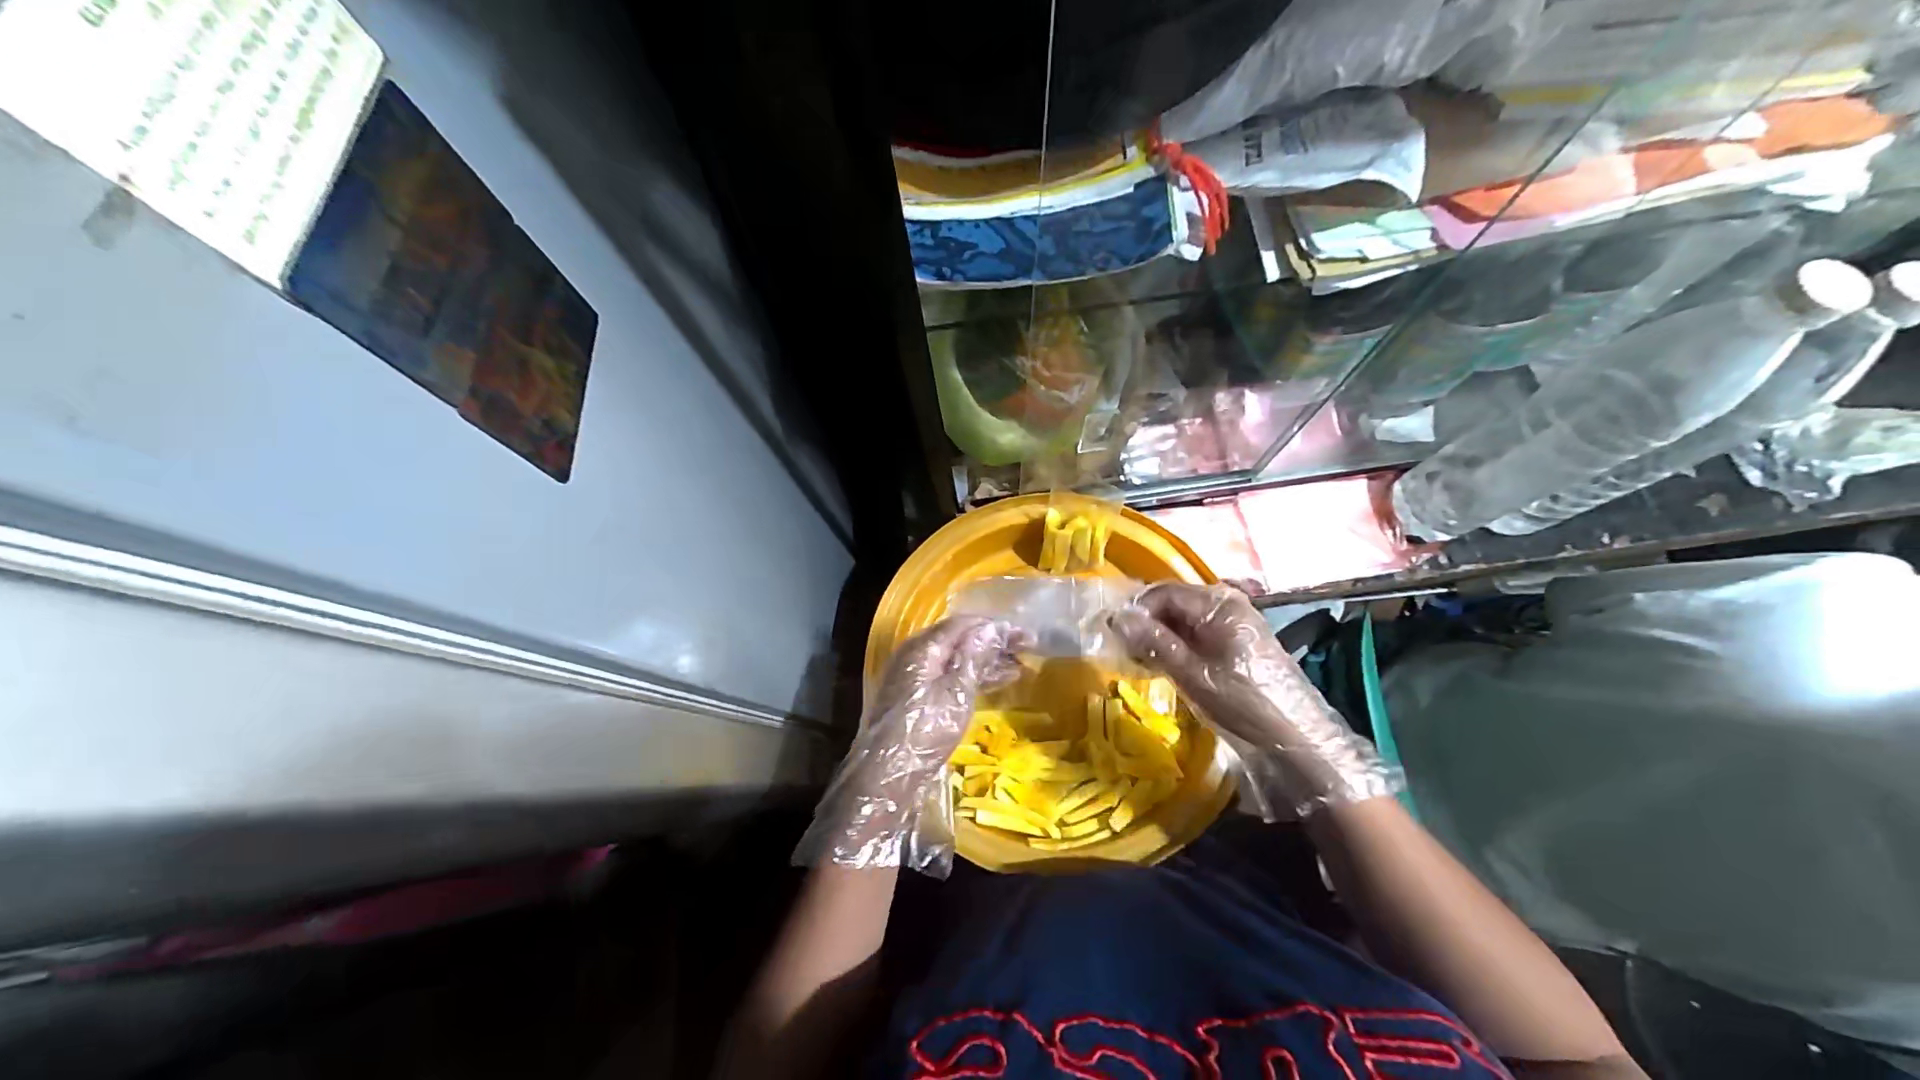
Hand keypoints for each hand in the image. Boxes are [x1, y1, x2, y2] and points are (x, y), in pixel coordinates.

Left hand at [792, 616, 1025, 875]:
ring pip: (956, 659)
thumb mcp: (956, 693)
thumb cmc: (925, 730)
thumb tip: (991, 627)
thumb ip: (973, 657)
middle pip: (960, 639)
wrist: (888, 773)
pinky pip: (949, 676)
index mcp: (924, 647)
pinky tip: (995, 683)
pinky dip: (972, 677)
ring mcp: (913, 676)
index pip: (964, 624)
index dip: (997, 627)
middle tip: (1027, 649)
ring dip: (986, 660)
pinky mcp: (915, 696)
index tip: (1026, 635)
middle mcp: (916, 654)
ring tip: (1019, 666)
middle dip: (993, 642)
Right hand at [1111, 583, 1399, 818]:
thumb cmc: (1243, 702)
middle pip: (1172, 602)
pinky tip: (1166, 666)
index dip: (1135, 612)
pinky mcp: (1236, 640)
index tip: (1114, 637)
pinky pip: (1196, 632)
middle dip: (1146, 624)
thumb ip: (1154, 642)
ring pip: (1181, 619)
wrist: (1297, 738)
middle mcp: (1226, 602)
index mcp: (1218, 603)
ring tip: (1143, 662)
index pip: (1161, 593)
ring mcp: (1233, 621)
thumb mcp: (1193, 674)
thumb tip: (1116, 618)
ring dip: (1160, 636)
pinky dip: (1177, 645)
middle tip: (1125, 652)